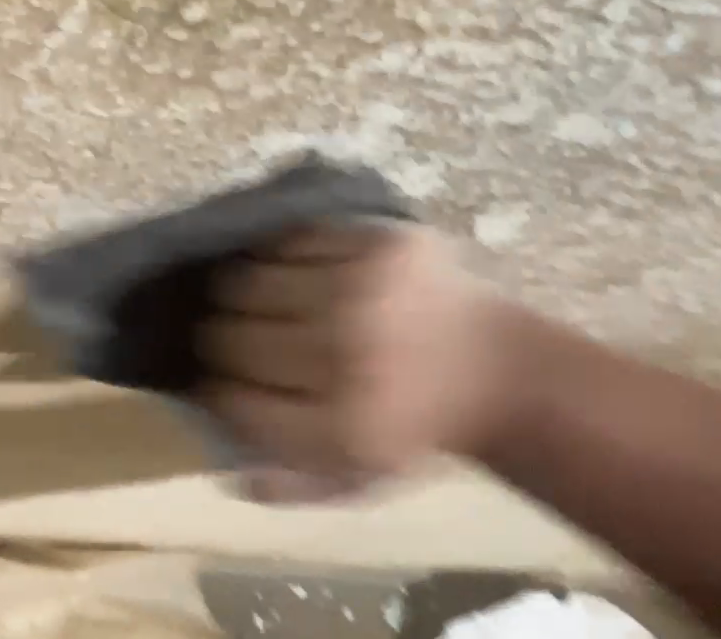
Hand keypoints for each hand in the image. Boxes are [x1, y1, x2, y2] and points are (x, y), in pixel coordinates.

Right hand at [193, 222, 518, 502]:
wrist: (506, 374)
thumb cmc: (411, 426)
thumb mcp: (357, 478)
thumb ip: (289, 481)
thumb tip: (227, 471)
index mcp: (342, 427)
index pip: (229, 399)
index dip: (215, 390)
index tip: (218, 382)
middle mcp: (348, 356)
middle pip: (228, 337)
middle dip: (219, 339)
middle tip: (232, 337)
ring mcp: (363, 292)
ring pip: (245, 281)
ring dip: (242, 293)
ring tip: (260, 302)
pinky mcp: (376, 244)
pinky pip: (286, 239)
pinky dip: (280, 255)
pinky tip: (297, 272)